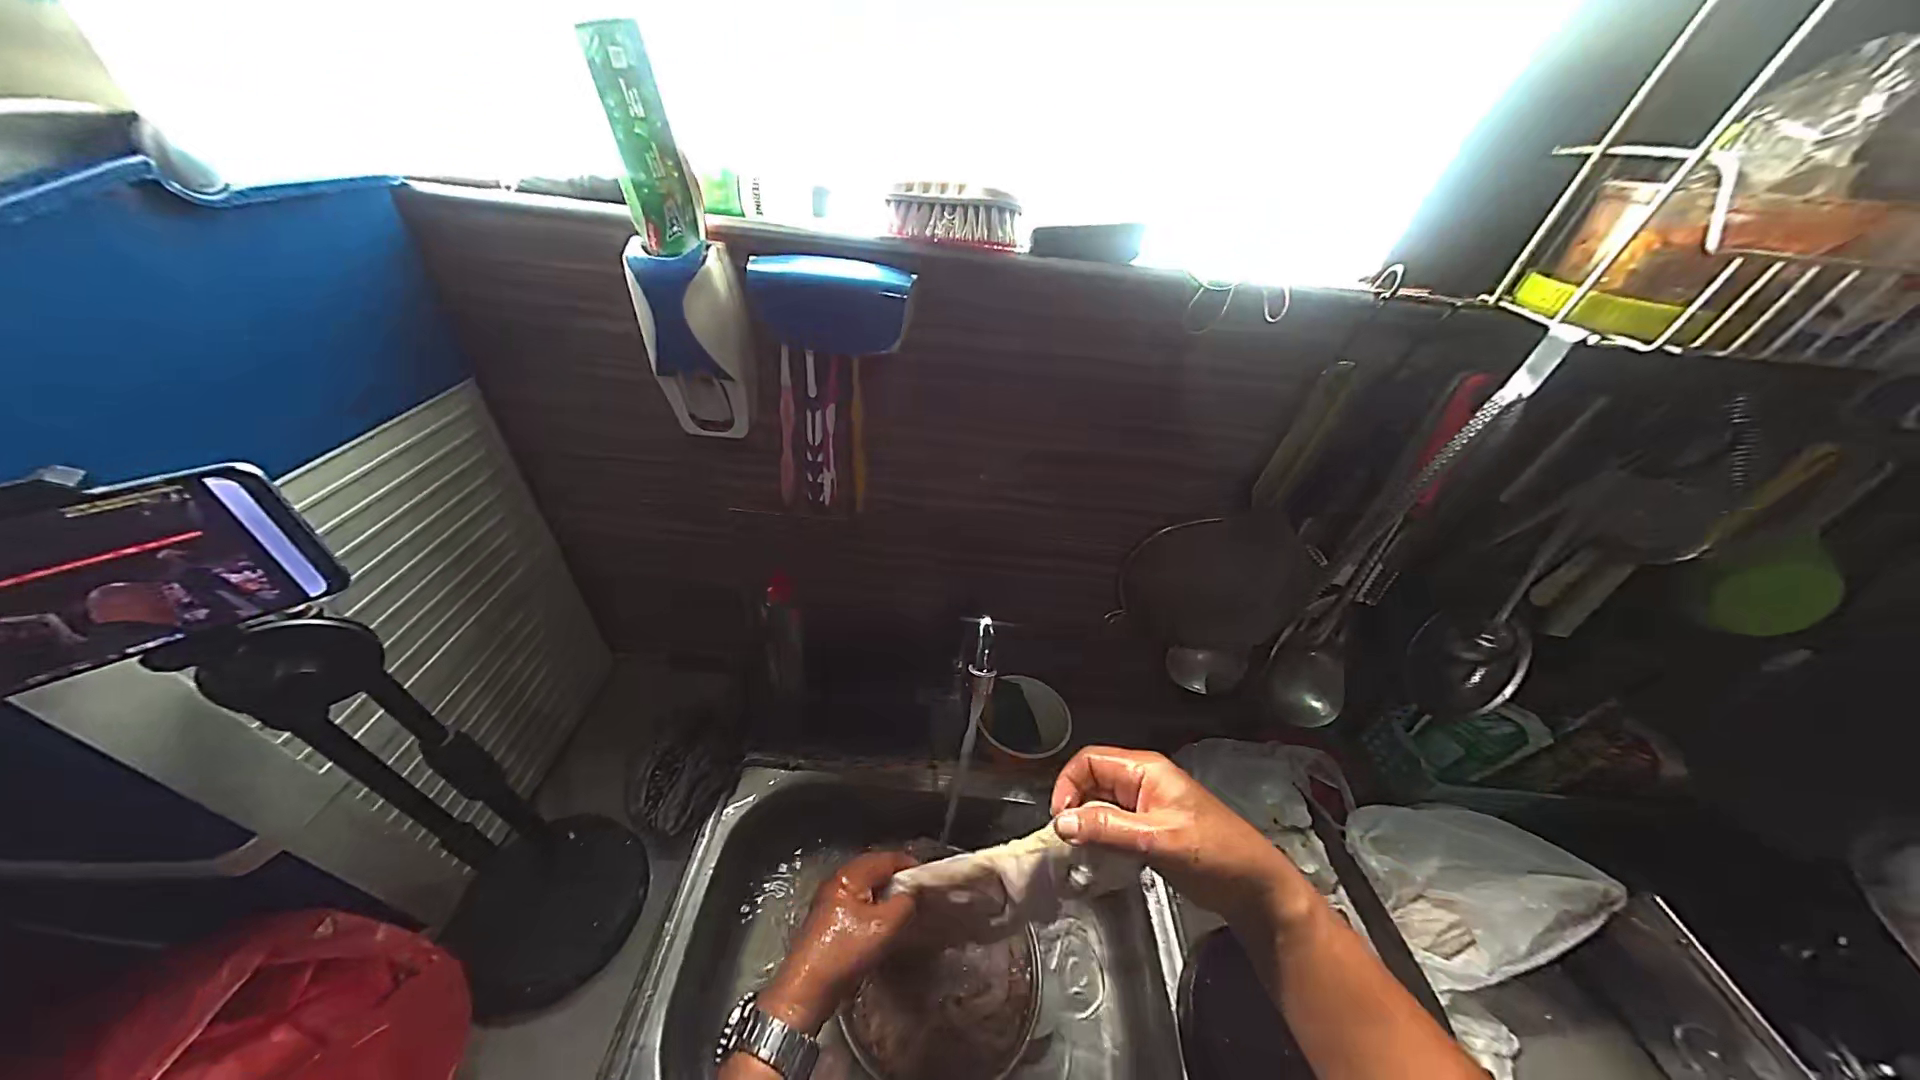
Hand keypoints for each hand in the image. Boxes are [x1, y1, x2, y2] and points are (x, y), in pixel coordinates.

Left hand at [759, 850, 917, 1034]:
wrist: (806, 990)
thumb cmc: (844, 953)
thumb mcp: (885, 927)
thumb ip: (905, 904)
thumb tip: (913, 895)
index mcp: (849, 876)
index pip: (885, 858)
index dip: (909, 865)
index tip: (927, 878)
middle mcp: (836, 881)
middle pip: (874, 869)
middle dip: (897, 878)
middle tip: (918, 891)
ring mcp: (829, 899)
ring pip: (865, 887)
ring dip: (885, 894)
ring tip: (904, 906)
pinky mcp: (827, 919)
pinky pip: (857, 902)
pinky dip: (873, 906)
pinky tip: (882, 922)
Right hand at [1050, 746, 1314, 931]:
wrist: (1256, 888)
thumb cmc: (1216, 854)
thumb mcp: (1158, 840)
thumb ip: (1108, 829)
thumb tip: (1062, 822)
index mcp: (1145, 770)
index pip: (1089, 761)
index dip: (1068, 785)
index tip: (1061, 819)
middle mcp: (1143, 781)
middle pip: (1091, 781)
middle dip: (1075, 806)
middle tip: (1068, 839)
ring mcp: (1147, 805)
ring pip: (1100, 804)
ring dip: (1087, 825)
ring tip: (1081, 852)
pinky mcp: (1150, 828)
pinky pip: (1113, 825)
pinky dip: (1101, 838)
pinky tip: (1099, 859)